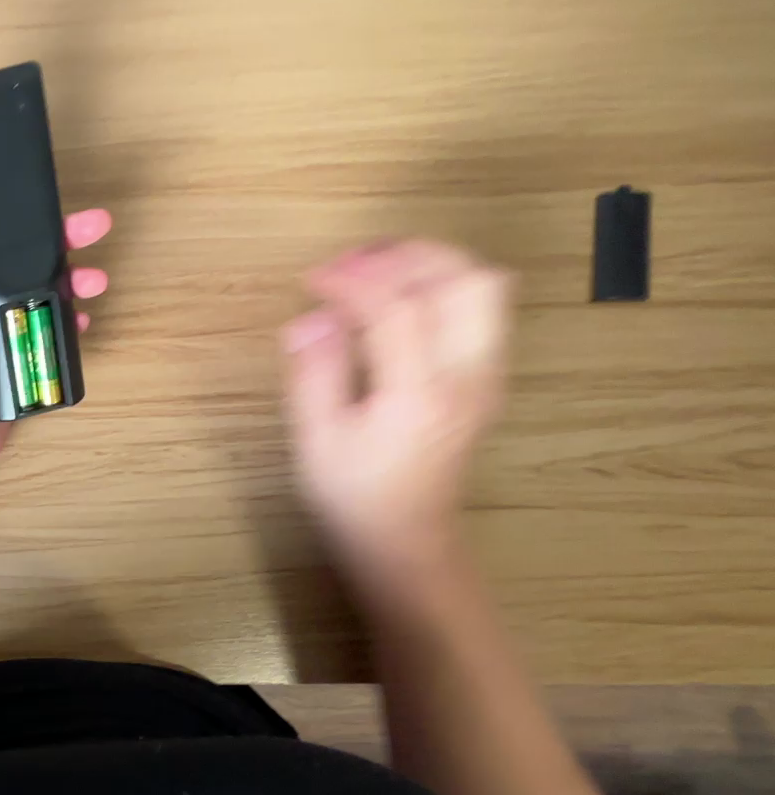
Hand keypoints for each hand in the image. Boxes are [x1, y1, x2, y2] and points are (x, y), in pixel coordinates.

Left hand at [0, 210, 112, 499]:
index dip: (14, 229)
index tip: (49, 209)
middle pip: (19, 274)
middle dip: (56, 250)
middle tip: (94, 229)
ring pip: (38, 305)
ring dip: (68, 288)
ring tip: (96, 282)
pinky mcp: (15, 372)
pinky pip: (45, 343)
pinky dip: (66, 330)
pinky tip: (83, 324)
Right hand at [281, 240, 512, 578]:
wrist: (405, 538)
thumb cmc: (351, 494)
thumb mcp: (315, 440)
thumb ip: (314, 375)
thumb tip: (308, 319)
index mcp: (417, 393)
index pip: (395, 309)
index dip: (351, 281)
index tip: (312, 277)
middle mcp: (466, 375)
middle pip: (460, 280)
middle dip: (405, 256)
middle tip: (352, 261)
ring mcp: (486, 374)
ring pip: (482, 286)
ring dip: (430, 265)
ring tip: (376, 271)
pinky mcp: (486, 376)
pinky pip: (481, 308)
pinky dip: (442, 286)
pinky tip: (399, 301)